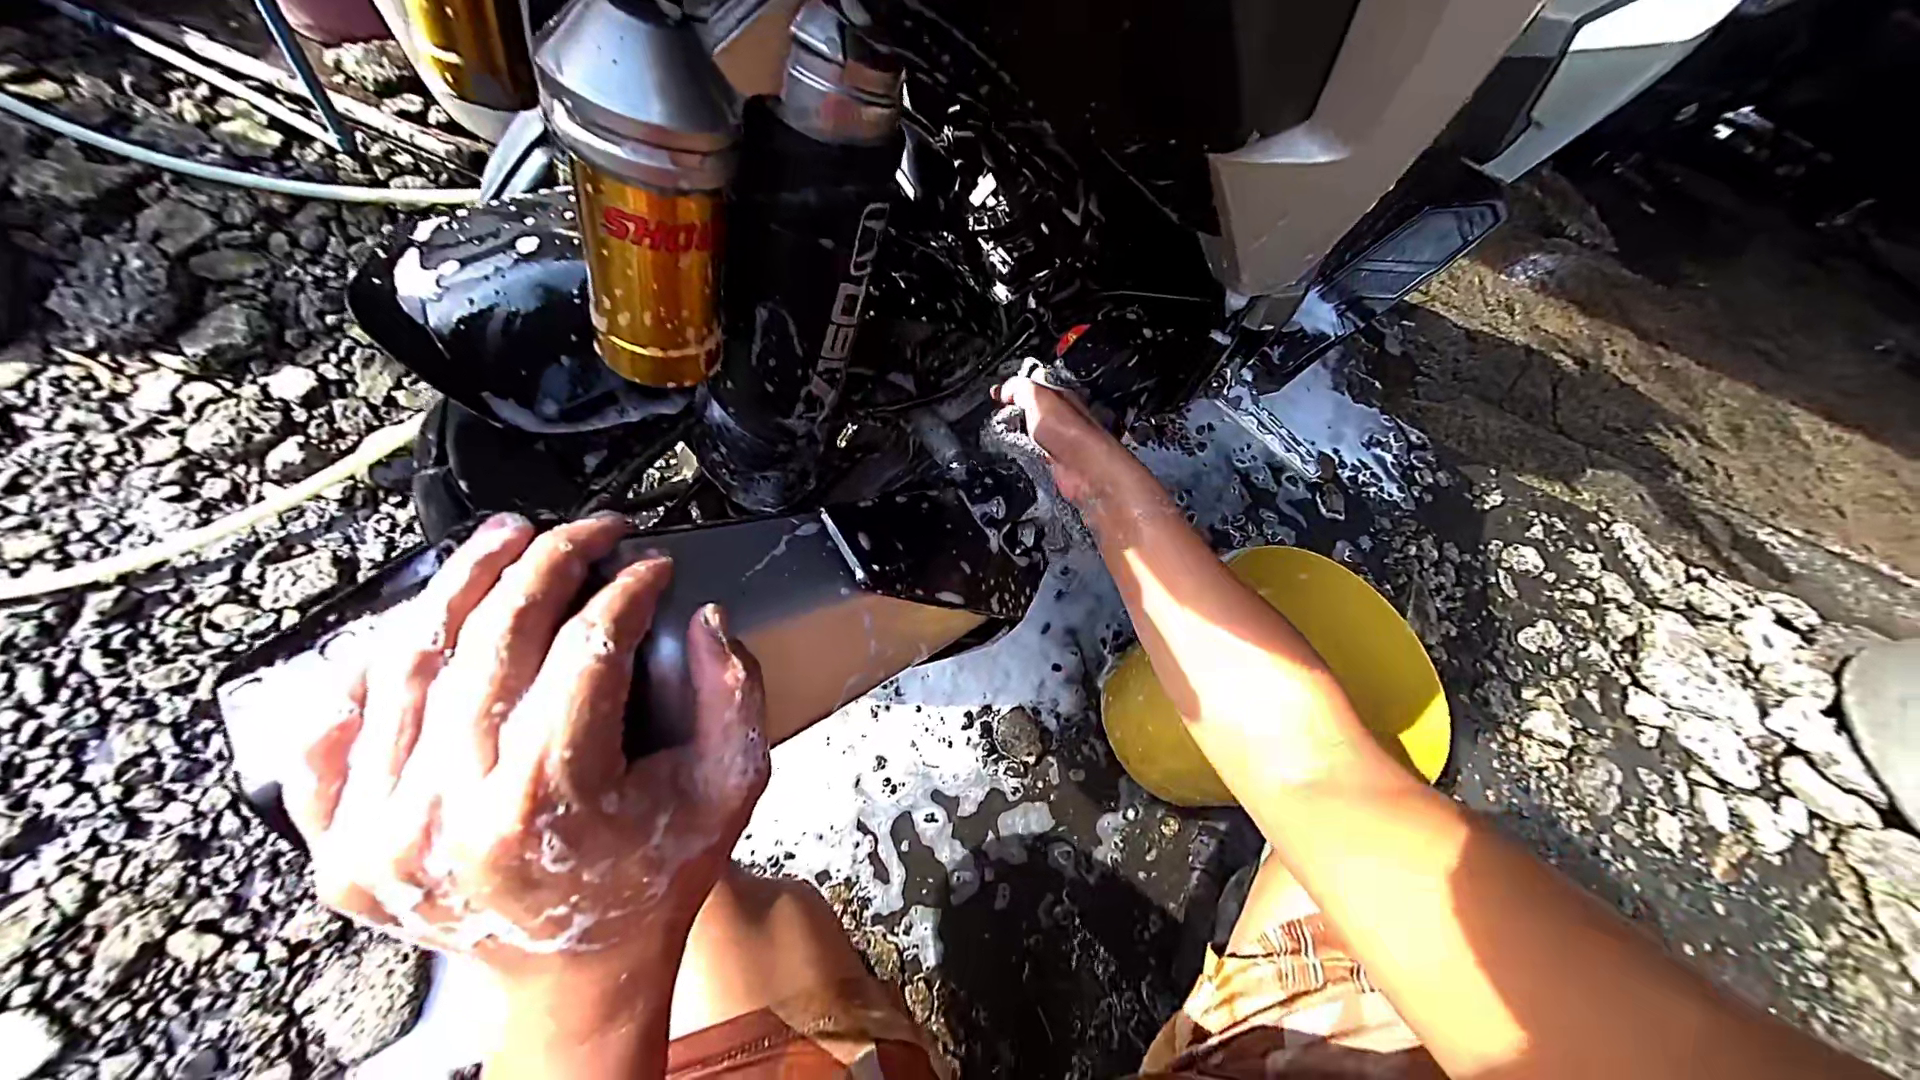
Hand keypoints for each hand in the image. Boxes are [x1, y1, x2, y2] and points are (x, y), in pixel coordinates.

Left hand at [282, 513, 768, 990]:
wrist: (581, 973)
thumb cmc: (655, 883)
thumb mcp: (731, 785)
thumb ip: (734, 693)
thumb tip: (704, 621)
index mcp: (548, 797)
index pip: (586, 647)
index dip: (628, 590)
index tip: (651, 568)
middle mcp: (449, 809)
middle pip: (494, 638)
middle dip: (551, 562)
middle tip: (588, 532)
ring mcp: (381, 826)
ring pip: (411, 660)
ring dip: (465, 582)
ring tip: (509, 539)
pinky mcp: (345, 838)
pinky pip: (333, 727)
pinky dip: (374, 659)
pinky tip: (420, 618)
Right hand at [992, 375, 1137, 505]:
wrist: (1085, 470)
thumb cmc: (1071, 433)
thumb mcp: (1038, 397)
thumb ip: (1019, 388)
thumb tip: (1006, 389)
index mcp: (1059, 394)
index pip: (1033, 383)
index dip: (1013, 387)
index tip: (997, 393)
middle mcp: (1060, 416)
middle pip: (1029, 408)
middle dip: (1011, 409)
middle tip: (998, 411)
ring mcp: (1056, 438)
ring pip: (1028, 430)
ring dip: (1015, 431)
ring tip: (1004, 430)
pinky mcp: (1052, 460)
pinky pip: (1031, 451)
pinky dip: (1021, 449)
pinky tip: (1016, 449)